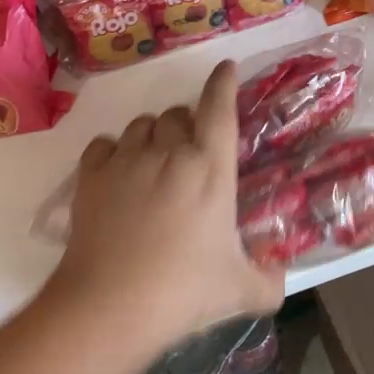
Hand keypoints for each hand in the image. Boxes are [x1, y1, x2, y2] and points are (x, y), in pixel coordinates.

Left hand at [49, 61, 285, 347]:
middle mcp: (169, 152)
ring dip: (152, 135)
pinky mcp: (91, 175)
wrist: (110, 304)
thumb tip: (282, 279)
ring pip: (141, 124)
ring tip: (154, 162)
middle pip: (178, 114)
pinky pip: (104, 144)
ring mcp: (126, 160)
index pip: (220, 109)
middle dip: (187, 124)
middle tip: (190, 154)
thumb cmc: (183, 292)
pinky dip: (113, 152)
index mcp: (210, 169)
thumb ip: (269, 281)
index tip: (226, 68)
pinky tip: (117, 173)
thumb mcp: (241, 292)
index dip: (224, 84)